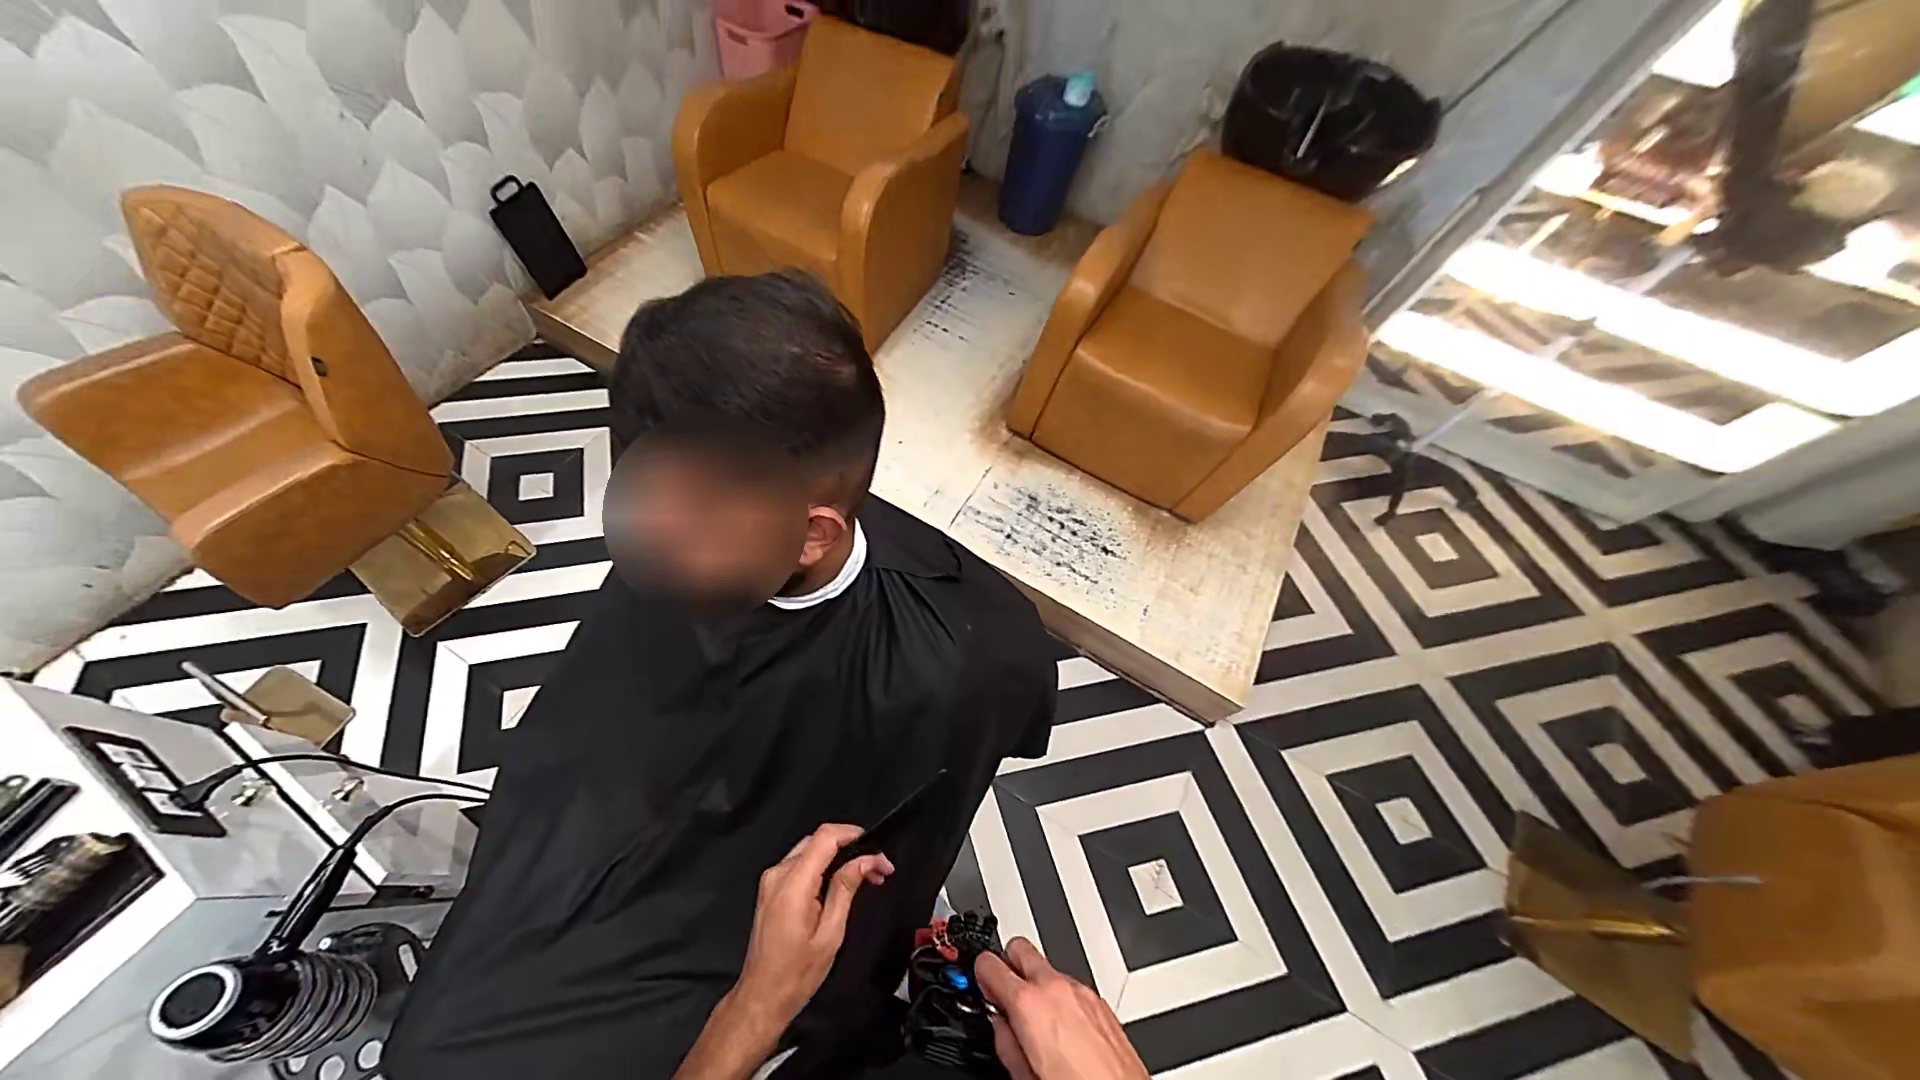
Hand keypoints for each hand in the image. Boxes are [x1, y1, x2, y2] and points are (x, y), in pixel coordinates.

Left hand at [733, 823, 893, 1022]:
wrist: (761, 997)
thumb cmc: (796, 974)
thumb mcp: (830, 933)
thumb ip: (846, 888)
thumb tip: (866, 860)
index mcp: (793, 884)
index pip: (825, 837)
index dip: (853, 834)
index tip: (876, 848)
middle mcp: (778, 875)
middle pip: (818, 839)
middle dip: (850, 846)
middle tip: (876, 867)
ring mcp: (771, 880)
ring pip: (810, 849)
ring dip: (838, 855)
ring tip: (864, 874)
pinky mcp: (770, 888)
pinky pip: (800, 863)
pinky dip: (822, 865)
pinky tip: (840, 882)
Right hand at [974, 938, 1148, 1079]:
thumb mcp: (1023, 1077)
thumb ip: (1005, 1043)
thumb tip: (999, 1026)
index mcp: (1029, 1005)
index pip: (990, 964)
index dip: (980, 974)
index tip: (981, 987)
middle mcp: (1056, 988)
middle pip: (1019, 948)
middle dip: (1006, 964)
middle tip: (1002, 993)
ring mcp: (1081, 992)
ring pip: (1046, 967)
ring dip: (1034, 983)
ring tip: (1033, 1020)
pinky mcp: (1100, 1003)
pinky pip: (1069, 985)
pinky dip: (1058, 996)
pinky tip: (1061, 1029)